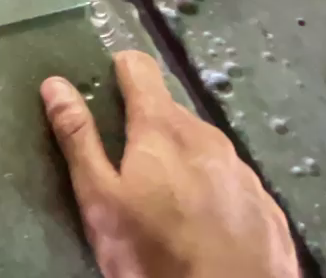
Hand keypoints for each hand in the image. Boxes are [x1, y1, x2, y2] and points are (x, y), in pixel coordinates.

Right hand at [42, 51, 297, 277]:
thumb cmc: (155, 258)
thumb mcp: (100, 201)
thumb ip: (78, 137)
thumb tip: (55, 83)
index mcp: (163, 128)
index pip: (140, 67)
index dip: (118, 72)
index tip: (105, 95)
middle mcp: (208, 138)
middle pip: (169, 109)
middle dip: (146, 125)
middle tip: (127, 165)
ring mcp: (245, 175)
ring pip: (202, 146)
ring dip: (181, 157)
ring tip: (166, 201)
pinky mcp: (270, 211)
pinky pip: (232, 181)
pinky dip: (213, 189)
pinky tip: (204, 225)